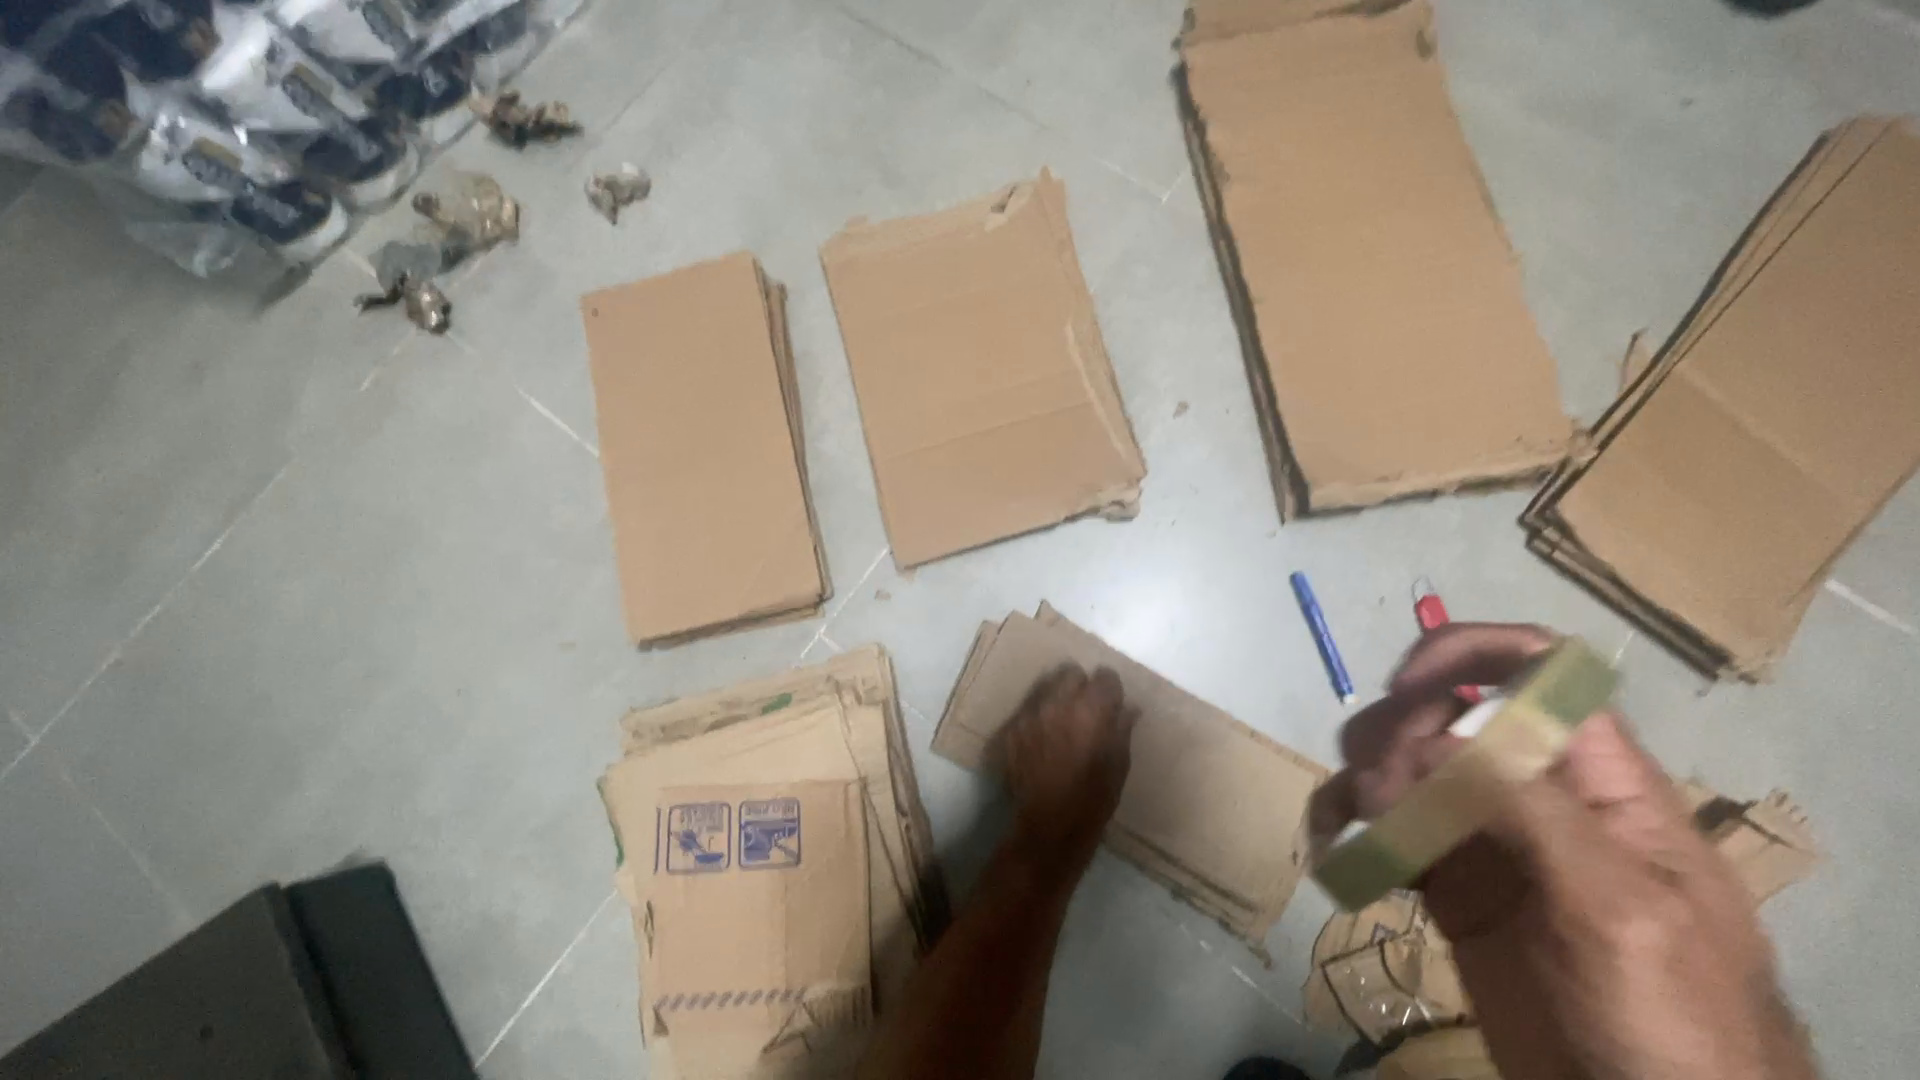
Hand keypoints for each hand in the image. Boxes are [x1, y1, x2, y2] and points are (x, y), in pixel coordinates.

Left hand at [996, 665, 1137, 868]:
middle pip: (1071, 673)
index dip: (1110, 689)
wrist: (1050, 827)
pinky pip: (1028, 711)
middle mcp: (1058, 703)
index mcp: (1091, 710)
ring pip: (1046, 688)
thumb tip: (1129, 707)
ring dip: (1057, 699)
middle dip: (1081, 687)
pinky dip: (1038, 719)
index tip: (1112, 704)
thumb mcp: (1119, 763)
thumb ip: (1122, 728)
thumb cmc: (1095, 798)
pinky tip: (1043, 741)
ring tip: (1063, 724)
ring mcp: (1030, 715)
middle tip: (1087, 711)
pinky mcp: (1011, 730)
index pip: (1105, 675)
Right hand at [1315, 623, 1817, 1079]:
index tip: (1406, 684)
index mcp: (1597, 780)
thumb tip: (1426, 741)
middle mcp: (1531, 792)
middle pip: (1447, 712)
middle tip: (1383, 791)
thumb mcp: (1620, 906)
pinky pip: (1384, 830)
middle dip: (1399, 731)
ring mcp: (1484, 838)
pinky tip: (1332, 847)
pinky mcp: (1446, 883)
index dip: (1470, 653)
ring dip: (1362, 775)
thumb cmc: (1672, 1016)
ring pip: (1402, 764)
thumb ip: (1530, 811)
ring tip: (1358, 822)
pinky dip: (1346, 825)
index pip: (1536, 672)